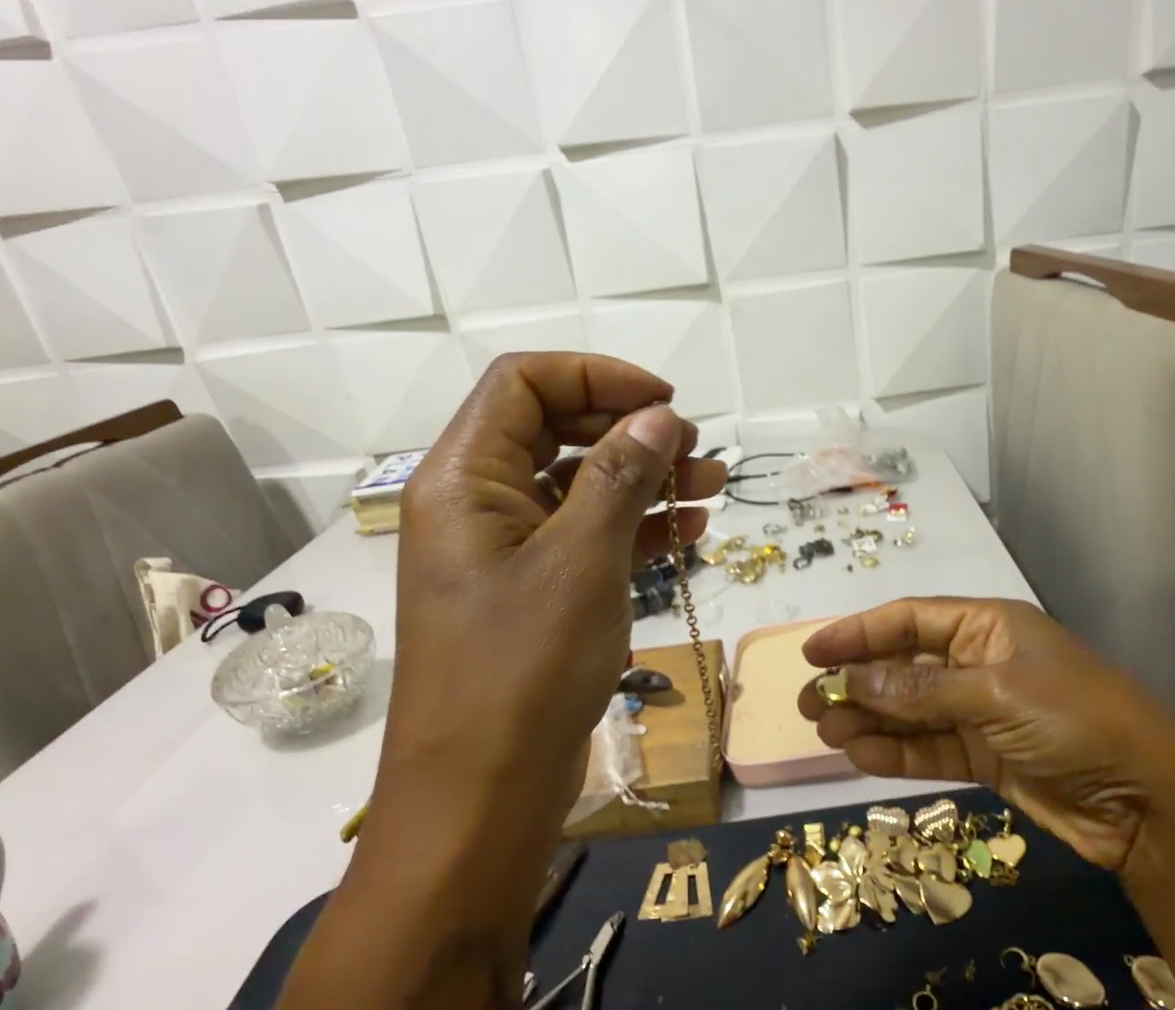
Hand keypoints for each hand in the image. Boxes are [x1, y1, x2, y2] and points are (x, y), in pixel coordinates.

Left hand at [368, 352, 725, 843]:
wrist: (480, 799)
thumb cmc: (521, 669)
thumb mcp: (580, 560)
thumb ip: (620, 476)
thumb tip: (660, 416)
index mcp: (462, 479)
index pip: (523, 382)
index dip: (597, 375)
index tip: (666, 402)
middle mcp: (475, 504)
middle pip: (554, 429)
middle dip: (629, 429)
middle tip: (696, 448)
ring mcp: (503, 551)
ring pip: (577, 485)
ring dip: (643, 479)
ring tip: (712, 489)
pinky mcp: (530, 592)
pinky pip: (584, 536)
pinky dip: (633, 527)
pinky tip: (688, 532)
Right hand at [798, 597, 1174, 873]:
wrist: (1144, 797)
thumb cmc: (1074, 718)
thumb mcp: (995, 693)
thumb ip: (921, 688)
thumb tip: (850, 678)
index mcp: (986, 625)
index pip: (908, 619)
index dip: (858, 633)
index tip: (811, 652)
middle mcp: (978, 662)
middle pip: (903, 665)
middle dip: (856, 681)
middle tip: (809, 703)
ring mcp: (981, 712)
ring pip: (910, 710)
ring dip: (868, 719)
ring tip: (825, 733)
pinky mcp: (985, 757)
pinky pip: (928, 748)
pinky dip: (894, 751)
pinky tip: (858, 755)